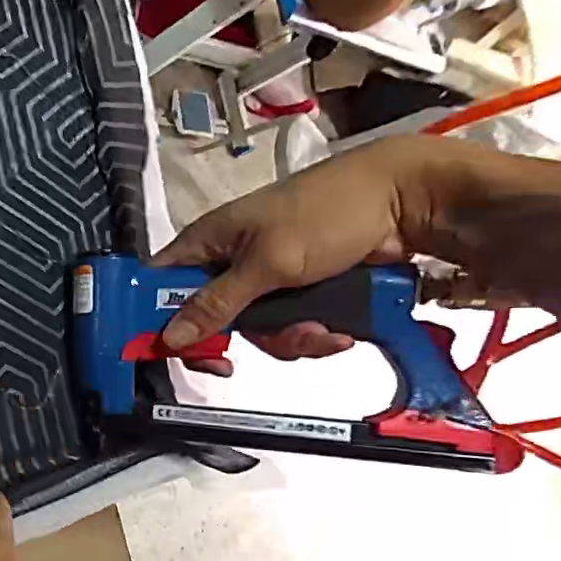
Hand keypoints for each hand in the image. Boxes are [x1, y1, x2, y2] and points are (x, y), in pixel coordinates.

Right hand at [151, 136, 469, 357]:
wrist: (407, 199)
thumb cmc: (324, 215)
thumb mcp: (267, 264)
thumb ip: (216, 304)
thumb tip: (169, 337)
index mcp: (205, 243)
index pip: (157, 285)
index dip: (153, 317)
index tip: (166, 349)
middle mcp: (226, 263)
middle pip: (204, 318)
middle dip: (236, 338)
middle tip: (235, 361)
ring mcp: (262, 279)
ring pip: (251, 329)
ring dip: (286, 340)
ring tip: (321, 333)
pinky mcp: (296, 292)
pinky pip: (287, 328)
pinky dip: (311, 336)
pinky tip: (337, 332)